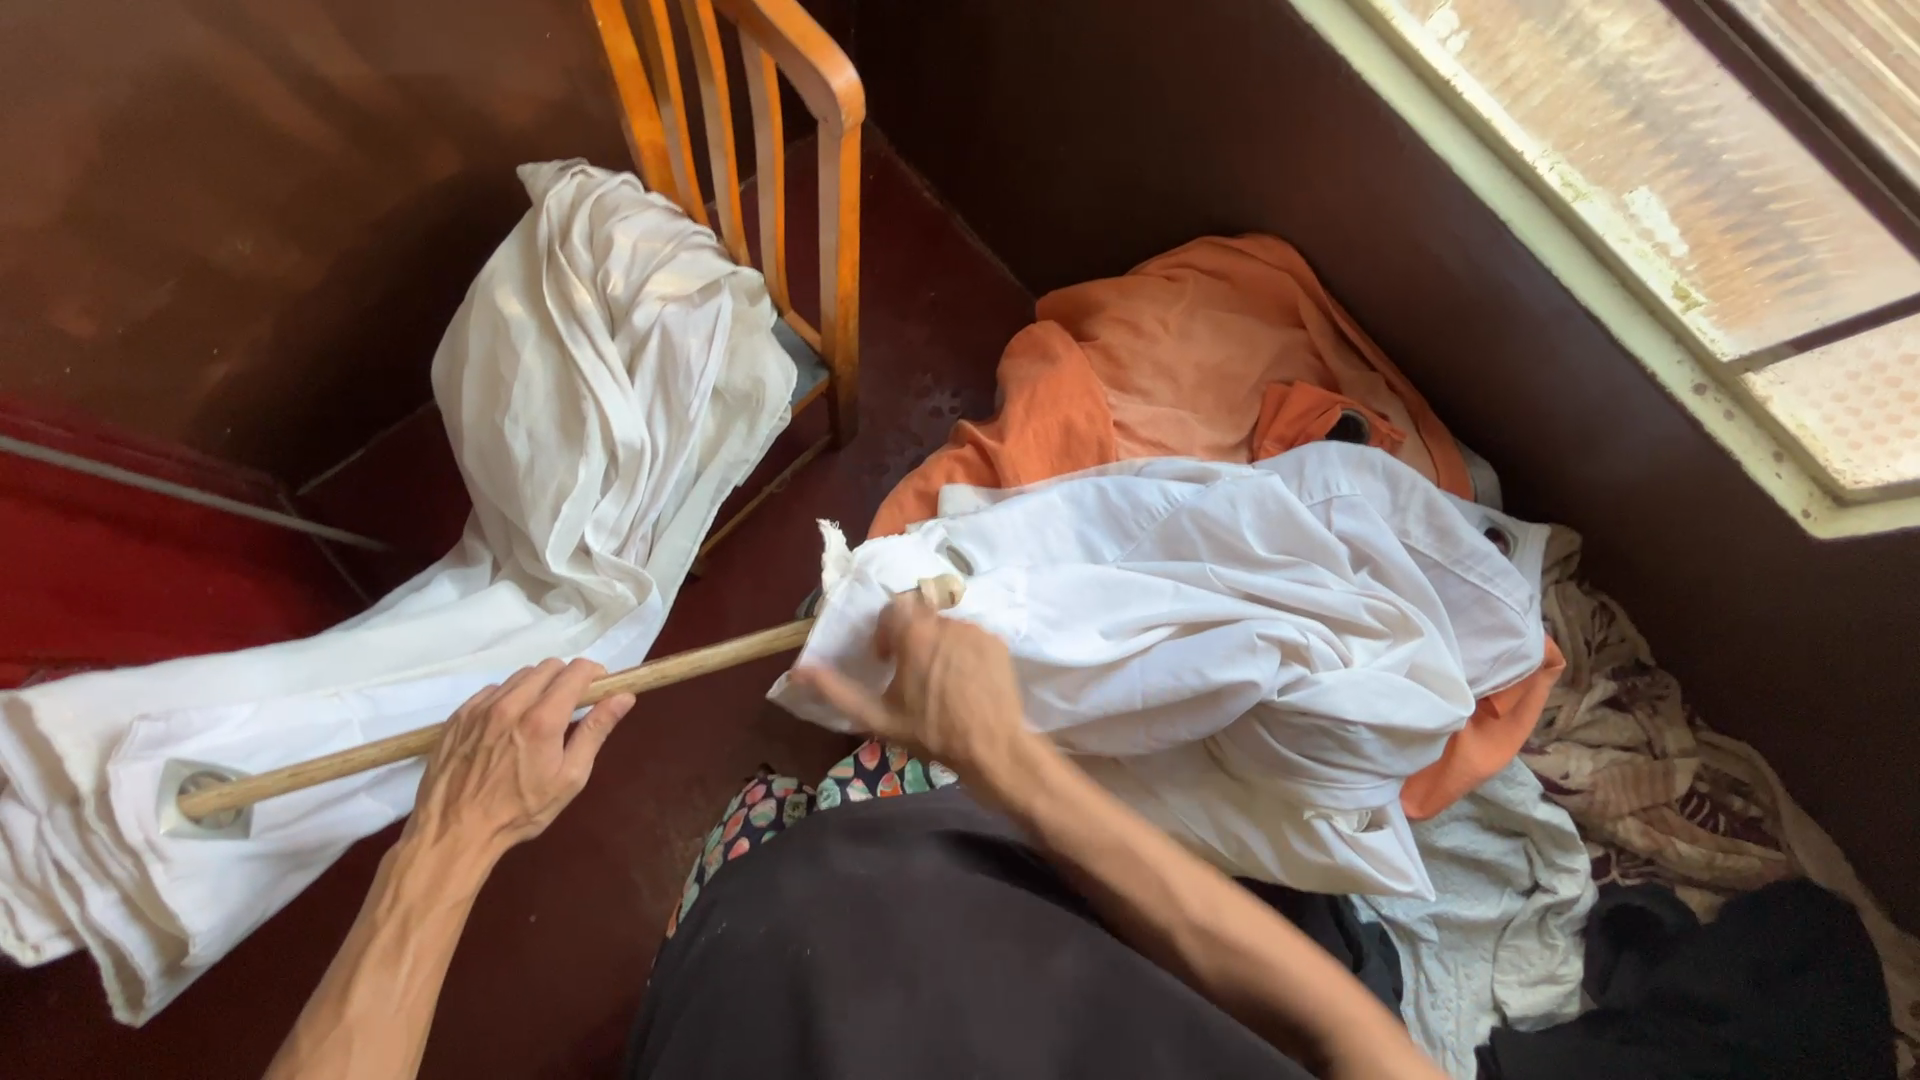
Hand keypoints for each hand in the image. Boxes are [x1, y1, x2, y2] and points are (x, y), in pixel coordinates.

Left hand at [405, 658, 635, 860]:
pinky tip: (507, 727)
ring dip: (537, 687)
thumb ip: (596, 730)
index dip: (594, 675)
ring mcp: (480, 707)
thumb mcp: (570, 776)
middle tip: (570, 708)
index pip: (576, 670)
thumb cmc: (521, 810)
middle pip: (549, 666)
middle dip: (567, 679)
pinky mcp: (458, 716)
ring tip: (537, 718)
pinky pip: (492, 690)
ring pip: (520, 676)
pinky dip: (508, 699)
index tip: (598, 691)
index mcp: (542, 718)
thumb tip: (624, 697)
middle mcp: (510, 704)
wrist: (454, 833)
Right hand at [791, 594, 1026, 773]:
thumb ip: (836, 691)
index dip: (885, 632)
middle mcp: (946, 621)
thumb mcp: (878, 717)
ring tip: (940, 680)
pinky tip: (964, 682)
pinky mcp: (998, 641)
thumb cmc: (931, 733)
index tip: (887, 660)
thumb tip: (798, 671)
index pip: (892, 609)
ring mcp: (976, 630)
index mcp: (914, 632)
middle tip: (912, 672)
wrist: (992, 748)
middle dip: (912, 638)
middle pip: (921, 616)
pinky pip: (973, 637)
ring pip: (947, 626)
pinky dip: (964, 652)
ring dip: (938, 645)